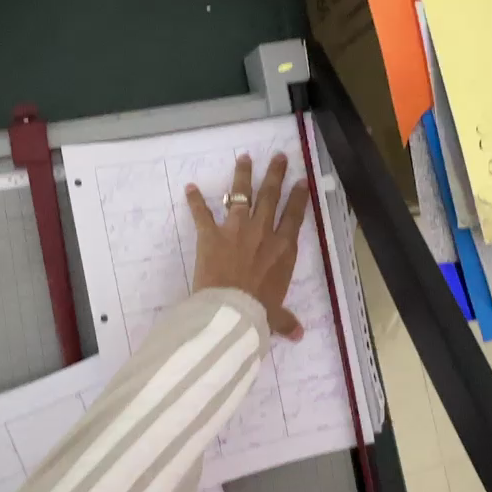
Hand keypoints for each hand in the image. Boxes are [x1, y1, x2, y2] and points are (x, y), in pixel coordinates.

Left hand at [184, 153, 310, 338]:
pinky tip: (189, 187)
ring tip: (245, 158)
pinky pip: (202, 214)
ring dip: (243, 175)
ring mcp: (236, 230)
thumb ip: (285, 321)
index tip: (302, 181)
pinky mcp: (211, 234)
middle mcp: (263, 233)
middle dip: (276, 175)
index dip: (299, 197)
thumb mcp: (275, 316)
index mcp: (283, 249)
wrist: (230, 310)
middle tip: (279, 157)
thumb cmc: (258, 311)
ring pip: (241, 195)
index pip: (294, 216)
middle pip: (271, 196)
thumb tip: (299, 335)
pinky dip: (194, 200)